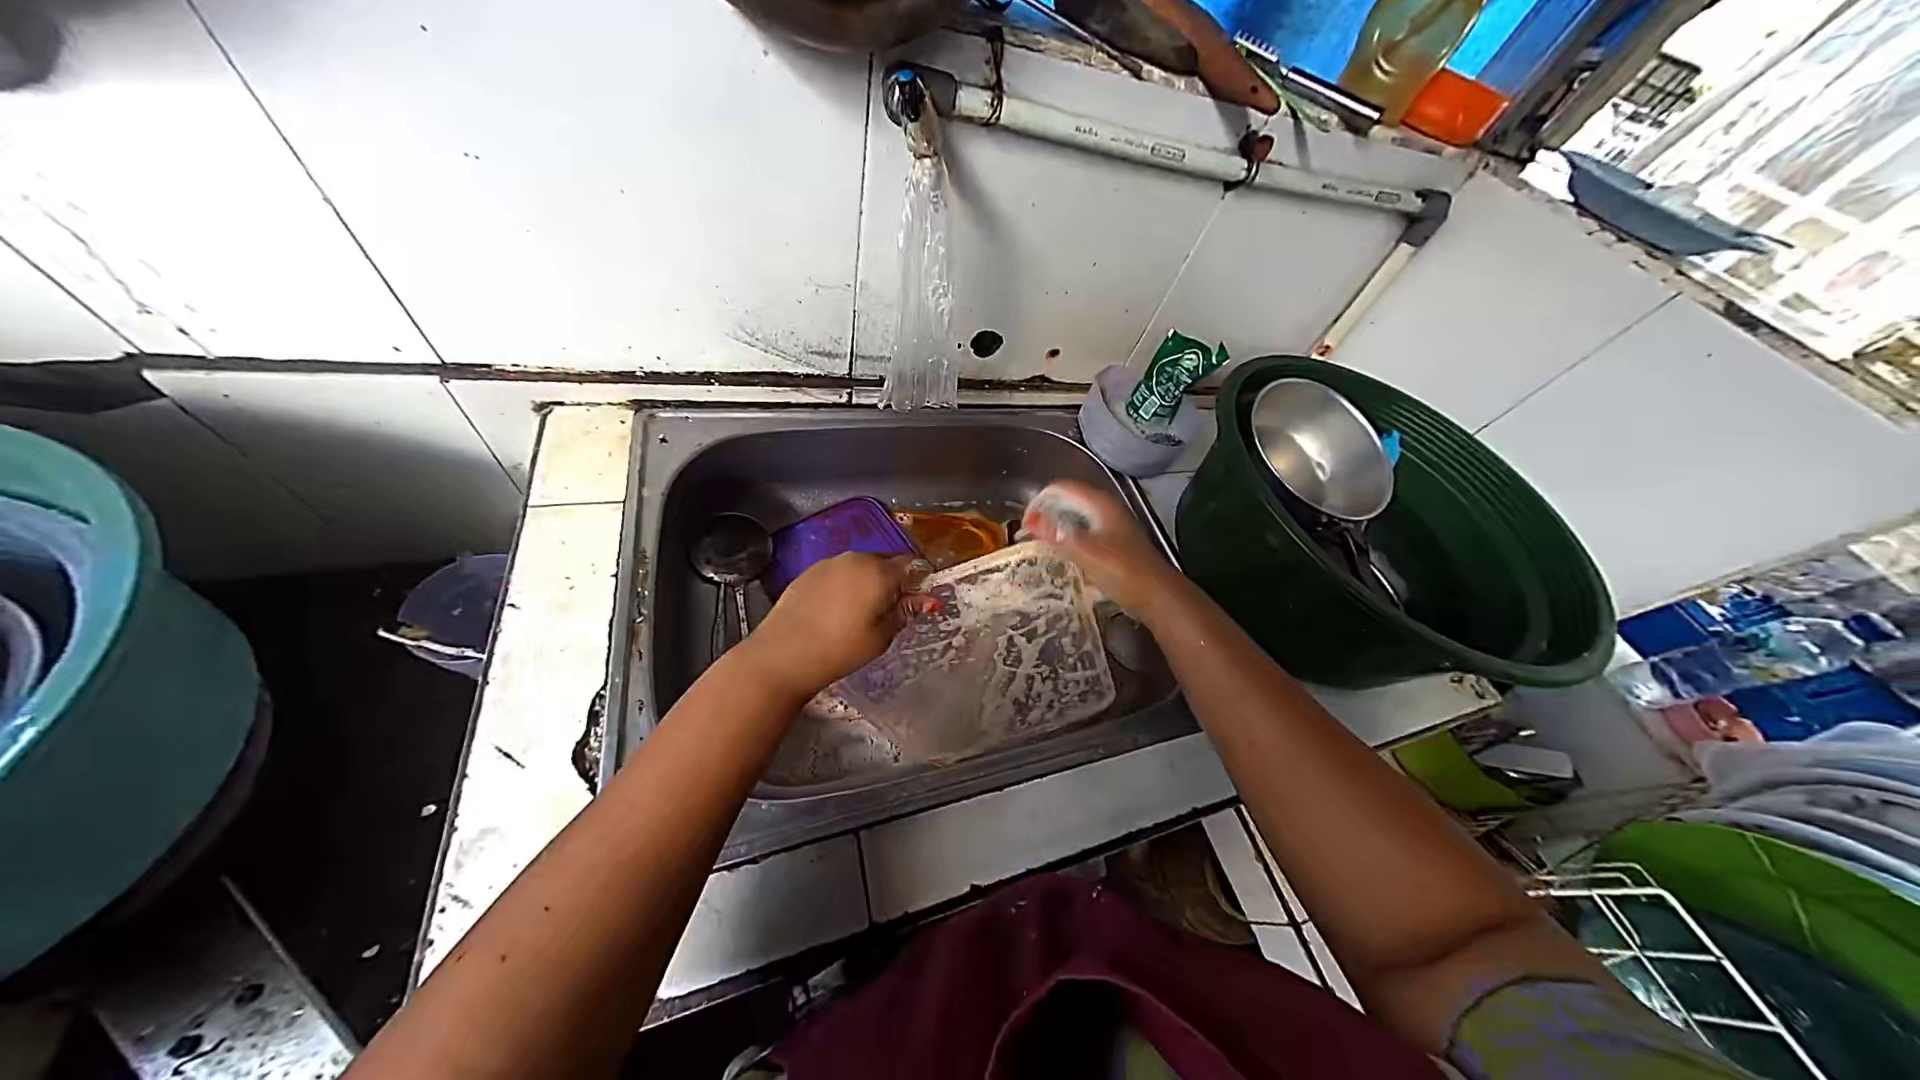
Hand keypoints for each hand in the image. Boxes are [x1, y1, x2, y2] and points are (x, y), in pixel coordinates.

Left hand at [740, 553, 935, 698]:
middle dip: (893, 581)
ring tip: (860, 613)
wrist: (782, 655)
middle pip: (885, 562)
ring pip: (860, 566)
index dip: (919, 582)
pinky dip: (844, 585)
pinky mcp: (808, 572)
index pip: (912, 565)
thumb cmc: (840, 649)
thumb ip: (904, 613)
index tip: (916, 602)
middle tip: (889, 611)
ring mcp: (829, 563)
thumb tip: (925, 600)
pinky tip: (836, 610)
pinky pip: (838, 573)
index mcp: (879, 571)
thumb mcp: (881, 637)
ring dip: (867, 582)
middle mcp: (856, 558)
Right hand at [1022, 481, 1183, 620]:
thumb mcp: (1084, 552)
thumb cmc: (1122, 571)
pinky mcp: (1117, 543)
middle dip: (1048, 512)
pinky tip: (1066, 555)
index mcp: (1100, 504)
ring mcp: (1114, 526)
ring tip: (1043, 543)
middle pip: (1070, 500)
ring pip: (1078, 517)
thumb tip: (1032, 520)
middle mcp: (1108, 509)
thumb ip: (1057, 534)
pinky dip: (1072, 538)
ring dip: (1059, 526)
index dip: (1041, 500)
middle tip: (1030, 532)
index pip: (1063, 487)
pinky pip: (1086, 532)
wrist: (1158, 595)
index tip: (1026, 523)